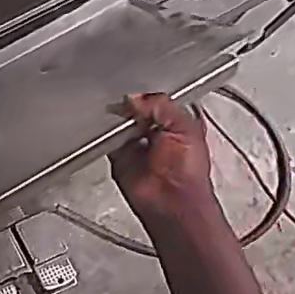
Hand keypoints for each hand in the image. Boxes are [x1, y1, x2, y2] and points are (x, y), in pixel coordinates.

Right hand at [110, 93, 220, 228]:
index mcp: (177, 124)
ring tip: (121, 119)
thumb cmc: (188, 172)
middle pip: (137, 110)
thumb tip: (136, 98)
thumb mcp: (184, 127)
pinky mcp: (120, 157)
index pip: (159, 101)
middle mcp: (156, 134)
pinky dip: (106, 135)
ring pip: (121, 123)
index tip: (140, 91)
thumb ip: (162, 106)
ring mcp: (137, 145)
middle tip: (128, 105)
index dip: (149, 95)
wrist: (172, 201)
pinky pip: (107, 140)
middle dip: (132, 105)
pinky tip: (112, 132)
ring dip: (119, 120)